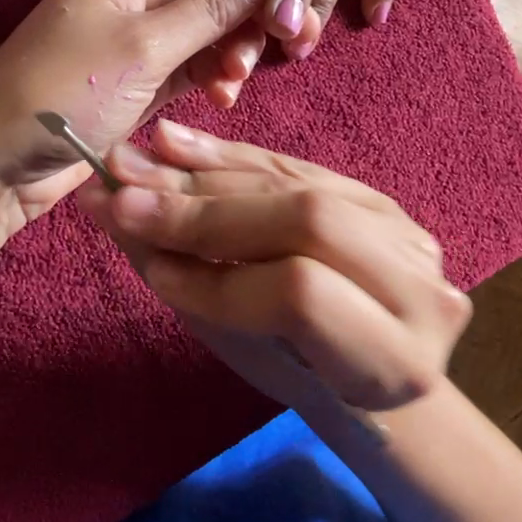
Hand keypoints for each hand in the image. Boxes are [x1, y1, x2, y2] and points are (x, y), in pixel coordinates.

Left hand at [0, 0, 277, 221]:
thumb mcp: (145, 45)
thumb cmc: (63, 90)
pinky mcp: (143, 81)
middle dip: (251, 1)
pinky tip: (225, 97)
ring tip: (240, 77)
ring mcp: (141, 39)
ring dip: (235, 43)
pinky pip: (194, 63)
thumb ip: (212, 6)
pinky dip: (214, 74)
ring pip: (209, 22)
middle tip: (290, 39)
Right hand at [77, 120, 470, 412]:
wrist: (361, 362)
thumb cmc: (296, 376)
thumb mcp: (241, 348)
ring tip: (134, 161)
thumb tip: (102, 203)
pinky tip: (174, 145)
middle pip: (306, 220)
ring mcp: (403, 230)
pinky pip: (292, 166)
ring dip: (205, 173)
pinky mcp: (375, 194)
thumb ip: (178, 277)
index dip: (220, 280)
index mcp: (397, 357)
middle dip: (203, 210)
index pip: (302, 294)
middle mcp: (419, 283)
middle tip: (123, 196)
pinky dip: (227, 158)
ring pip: (295, 184)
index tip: (153, 268)